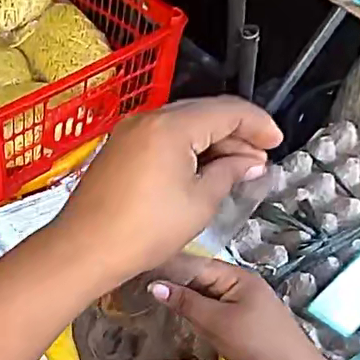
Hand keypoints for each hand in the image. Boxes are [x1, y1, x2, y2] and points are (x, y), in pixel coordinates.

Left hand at [47, 97, 281, 278]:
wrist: (84, 250)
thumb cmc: (142, 231)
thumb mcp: (199, 204)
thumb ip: (229, 174)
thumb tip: (249, 162)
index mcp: (171, 126)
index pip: (227, 110)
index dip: (258, 124)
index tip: (275, 141)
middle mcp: (147, 119)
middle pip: (203, 114)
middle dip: (235, 134)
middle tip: (258, 158)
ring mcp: (128, 133)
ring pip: (182, 126)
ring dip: (210, 142)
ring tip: (234, 169)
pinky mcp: (118, 149)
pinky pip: (160, 139)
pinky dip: (185, 150)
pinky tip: (200, 171)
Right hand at [148, 254, 325, 359]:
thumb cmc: (255, 344)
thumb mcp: (216, 322)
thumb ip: (185, 302)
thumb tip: (155, 285)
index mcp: (237, 276)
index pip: (196, 264)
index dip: (168, 268)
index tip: (139, 271)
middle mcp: (241, 284)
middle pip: (201, 278)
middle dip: (174, 282)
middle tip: (140, 286)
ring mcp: (244, 303)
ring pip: (206, 295)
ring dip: (184, 298)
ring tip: (152, 300)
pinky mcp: (244, 321)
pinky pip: (214, 309)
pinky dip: (197, 312)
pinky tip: (180, 317)